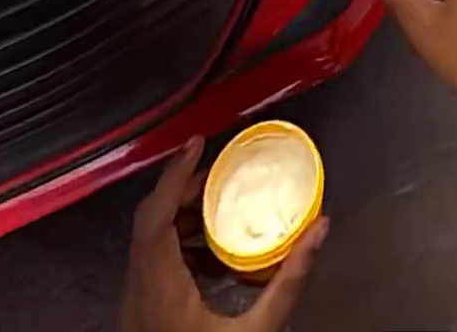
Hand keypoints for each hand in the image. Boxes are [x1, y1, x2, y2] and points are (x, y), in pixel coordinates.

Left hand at [120, 137, 327, 331]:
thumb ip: (289, 282)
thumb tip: (322, 227)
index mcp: (160, 290)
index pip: (155, 217)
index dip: (174, 175)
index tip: (198, 142)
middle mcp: (139, 292)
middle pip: (149, 221)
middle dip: (182, 186)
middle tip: (219, 168)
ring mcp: (135, 305)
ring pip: (147, 240)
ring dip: (179, 212)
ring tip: (219, 201)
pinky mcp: (140, 314)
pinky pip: (152, 259)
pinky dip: (178, 239)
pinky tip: (211, 250)